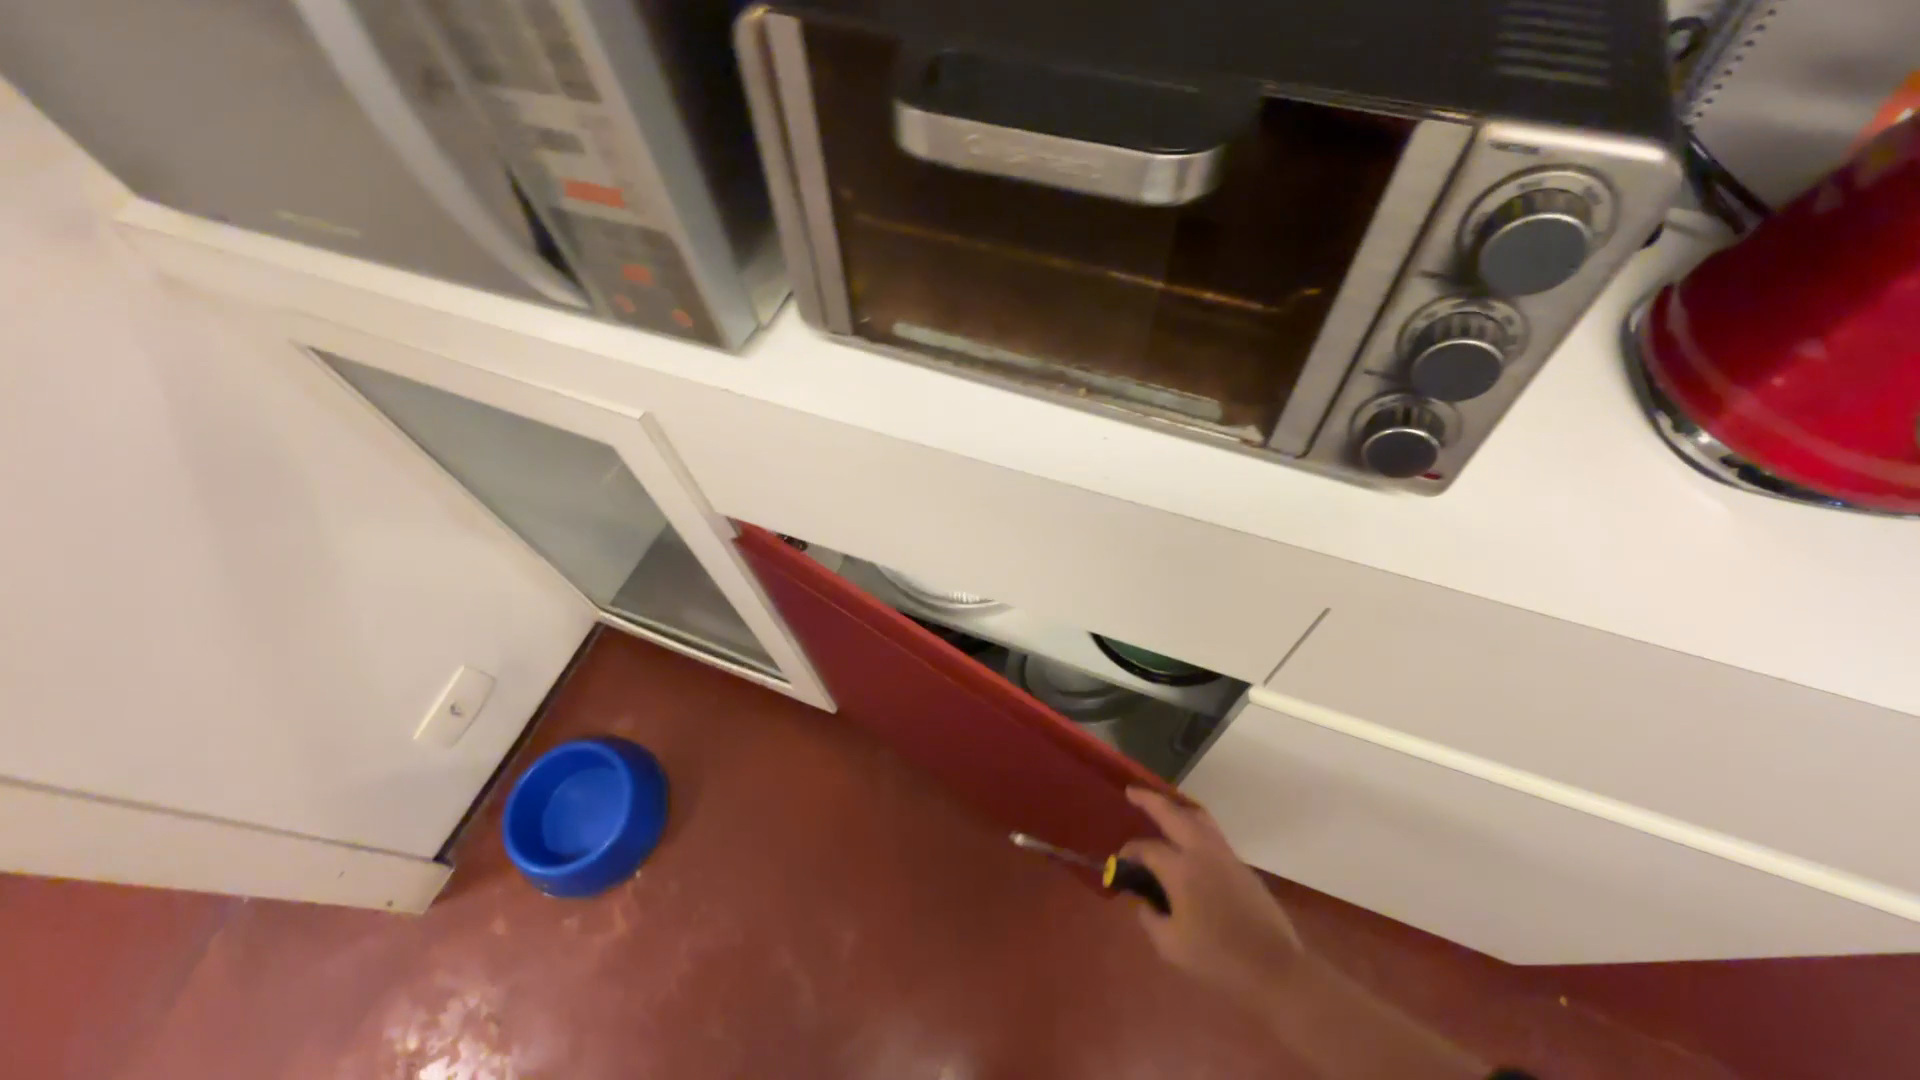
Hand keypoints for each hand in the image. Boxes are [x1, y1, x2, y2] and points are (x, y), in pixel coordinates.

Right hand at [1118, 787, 1305, 1002]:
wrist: (1274, 968)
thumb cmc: (1217, 958)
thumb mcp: (1169, 945)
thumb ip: (1150, 917)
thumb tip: (1146, 901)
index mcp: (1180, 869)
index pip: (1146, 849)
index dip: (1128, 854)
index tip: (1120, 865)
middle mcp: (1202, 852)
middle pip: (1173, 813)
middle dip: (1150, 800)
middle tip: (1132, 792)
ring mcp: (1226, 855)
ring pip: (1198, 817)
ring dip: (1177, 808)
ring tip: (1162, 807)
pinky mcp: (1242, 866)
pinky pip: (1212, 834)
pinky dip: (1194, 826)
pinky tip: (1187, 840)